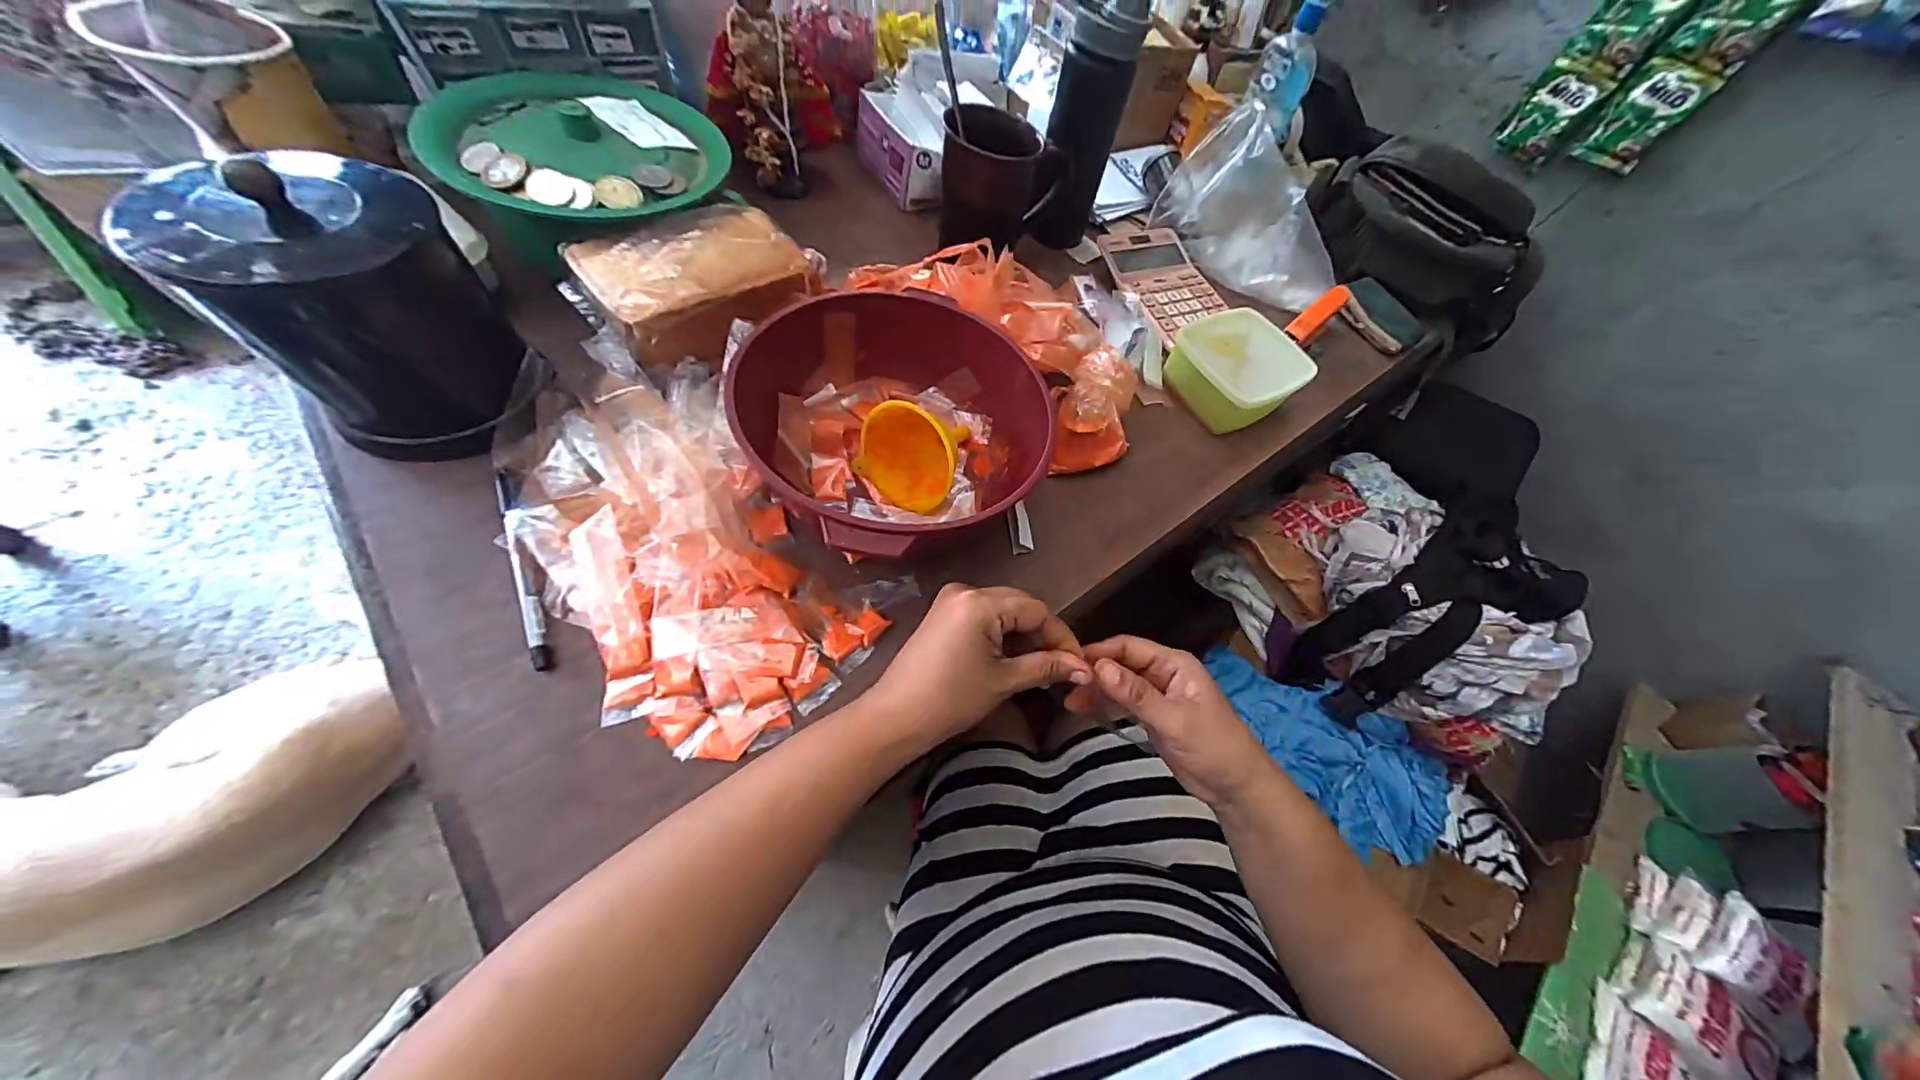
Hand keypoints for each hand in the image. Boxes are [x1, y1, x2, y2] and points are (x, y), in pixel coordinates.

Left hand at [868, 584, 1090, 750]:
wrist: (896, 716)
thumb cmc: (950, 698)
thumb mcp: (1004, 681)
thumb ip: (1046, 667)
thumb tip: (1083, 668)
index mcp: (980, 602)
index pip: (1037, 610)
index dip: (1061, 637)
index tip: (1078, 664)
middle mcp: (966, 591)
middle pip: (1021, 606)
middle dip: (1043, 635)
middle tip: (1062, 667)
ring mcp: (951, 601)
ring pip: (1003, 611)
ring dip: (1024, 636)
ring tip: (1040, 667)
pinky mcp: (943, 614)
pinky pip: (984, 616)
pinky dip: (1002, 635)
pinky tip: (1013, 659)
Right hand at [1065, 636, 1270, 808]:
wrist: (1236, 787)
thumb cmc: (1212, 747)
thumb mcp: (1173, 719)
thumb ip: (1136, 694)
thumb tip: (1099, 667)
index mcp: (1174, 663)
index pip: (1129, 647)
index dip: (1100, 652)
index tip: (1070, 663)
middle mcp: (1163, 673)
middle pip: (1121, 663)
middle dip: (1094, 672)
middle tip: (1064, 684)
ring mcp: (1157, 694)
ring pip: (1119, 683)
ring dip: (1096, 690)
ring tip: (1069, 701)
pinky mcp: (1152, 715)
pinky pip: (1123, 702)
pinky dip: (1105, 704)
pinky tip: (1084, 709)